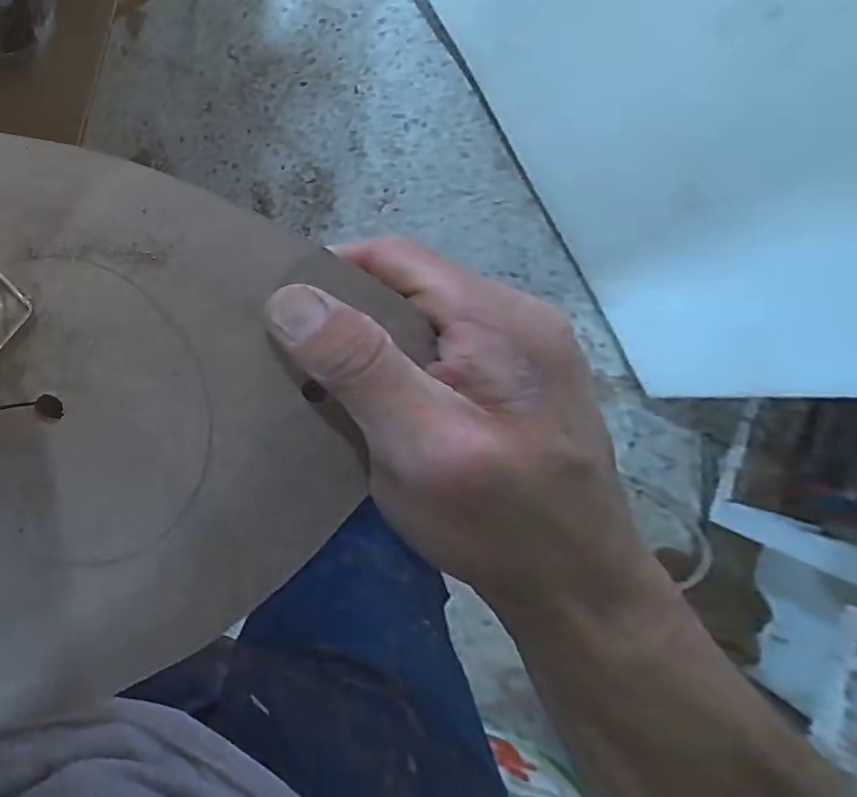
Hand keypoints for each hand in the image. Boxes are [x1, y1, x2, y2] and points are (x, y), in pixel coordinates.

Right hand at [266, 238, 658, 615]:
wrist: (580, 598)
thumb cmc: (498, 522)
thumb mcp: (418, 443)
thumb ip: (358, 364)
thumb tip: (289, 298)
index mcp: (499, 318)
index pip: (393, 257)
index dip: (328, 269)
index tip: (276, 305)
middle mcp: (514, 319)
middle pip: (405, 285)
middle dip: (342, 308)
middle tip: (289, 345)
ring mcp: (518, 351)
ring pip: (416, 317)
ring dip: (363, 338)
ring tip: (318, 372)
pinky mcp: (511, 382)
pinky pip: (433, 348)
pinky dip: (389, 363)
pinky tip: (367, 397)